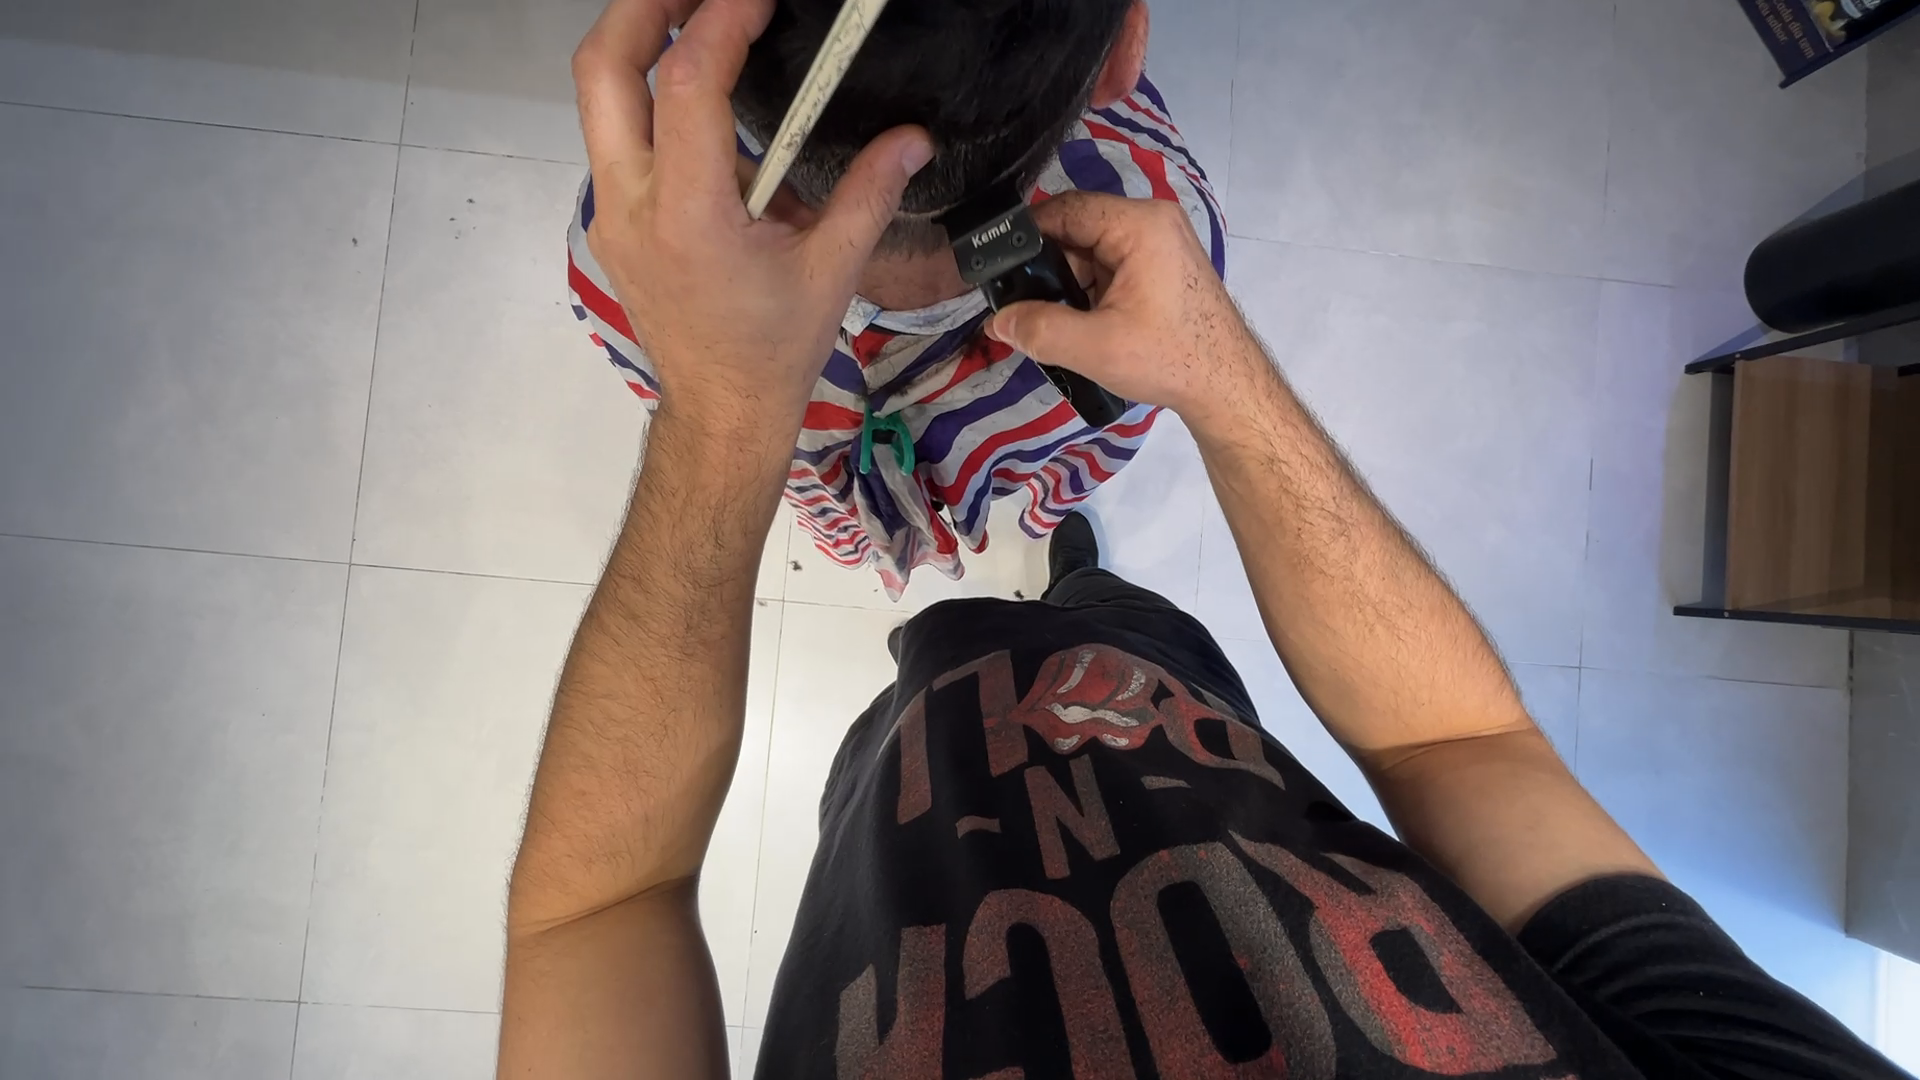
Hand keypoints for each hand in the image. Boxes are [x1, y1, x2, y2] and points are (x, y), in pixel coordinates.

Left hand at [573, 0, 932, 440]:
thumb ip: (868, 195)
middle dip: (642, 5)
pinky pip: (616, 143)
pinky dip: (651, 109)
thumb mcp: (830, 274)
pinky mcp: (610, 228)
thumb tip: (915, 141)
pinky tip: (704, 127)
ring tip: (704, 41)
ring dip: (641, 52)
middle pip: (603, 67)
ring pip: (599, 102)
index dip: (719, 20)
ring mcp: (609, 217)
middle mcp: (632, 205)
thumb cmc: (778, 351)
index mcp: (691, 217)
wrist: (723, 409)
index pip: (689, 83)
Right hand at [985, 194, 1269, 428]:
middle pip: (1077, 230)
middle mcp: (1151, 222)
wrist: (1226, 386)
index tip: (997, 269)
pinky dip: (1088, 294)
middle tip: (1019, 306)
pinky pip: (1110, 270)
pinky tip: (1077, 325)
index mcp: (1139, 224)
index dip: (1026, 236)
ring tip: (1046, 322)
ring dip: (1067, 286)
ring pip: (1091, 253)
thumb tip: (997, 322)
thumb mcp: (1094, 347)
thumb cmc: (1168, 359)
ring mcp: (1159, 245)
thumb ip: (1039, 330)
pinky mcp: (1160, 270)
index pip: (1065, 209)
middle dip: (1046, 268)